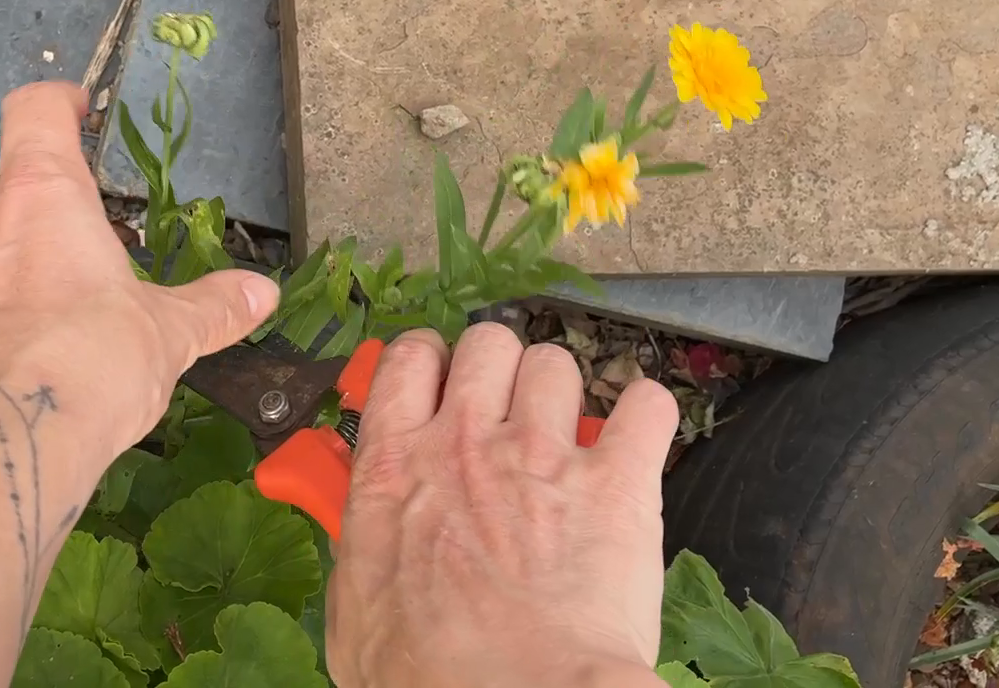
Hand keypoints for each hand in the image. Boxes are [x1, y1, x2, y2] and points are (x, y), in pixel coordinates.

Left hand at [0, 81, 280, 463]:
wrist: (3, 449)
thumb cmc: (94, 362)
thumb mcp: (168, 333)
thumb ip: (214, 307)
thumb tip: (264, 294)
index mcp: (43, 195)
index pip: (34, 110)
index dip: (56, 101)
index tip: (77, 111)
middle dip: (8, 187)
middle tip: (49, 226)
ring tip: (20, 293)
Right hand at [327, 324, 678, 687]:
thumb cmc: (419, 677)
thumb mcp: (352, 605)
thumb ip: (358, 546)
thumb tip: (364, 532)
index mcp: (397, 459)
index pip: (407, 356)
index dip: (426, 358)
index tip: (438, 380)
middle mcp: (466, 437)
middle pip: (487, 343)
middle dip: (496, 365)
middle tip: (502, 407)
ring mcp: (542, 455)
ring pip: (555, 364)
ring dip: (558, 388)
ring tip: (564, 427)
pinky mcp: (616, 488)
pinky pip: (646, 409)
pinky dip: (646, 410)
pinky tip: (640, 426)